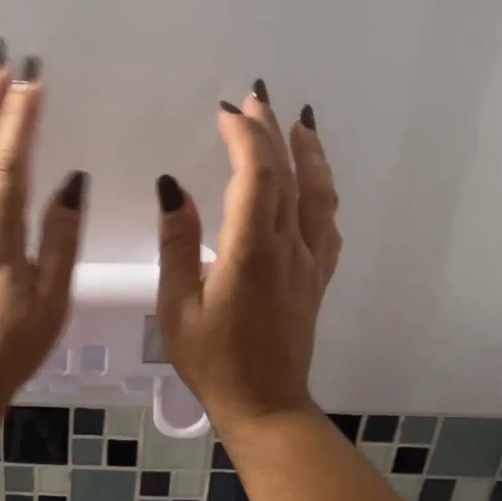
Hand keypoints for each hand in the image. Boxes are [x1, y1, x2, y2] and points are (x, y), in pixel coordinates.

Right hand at [155, 81, 340, 429]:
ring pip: (318, 194)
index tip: (225, 112)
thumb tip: (173, 189)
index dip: (244, 137)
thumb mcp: (178, 307)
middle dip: (271, 130)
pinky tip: (316, 185)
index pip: (256, 175)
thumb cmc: (212, 361)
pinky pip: (328, 224)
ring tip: (301, 122)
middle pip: (288, 174)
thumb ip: (177, 245)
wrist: (264, 404)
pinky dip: (322, 192)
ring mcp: (309, 262)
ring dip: (309, 153)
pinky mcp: (317, 279)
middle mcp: (288, 247)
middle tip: (256, 97)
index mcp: (251, 252)